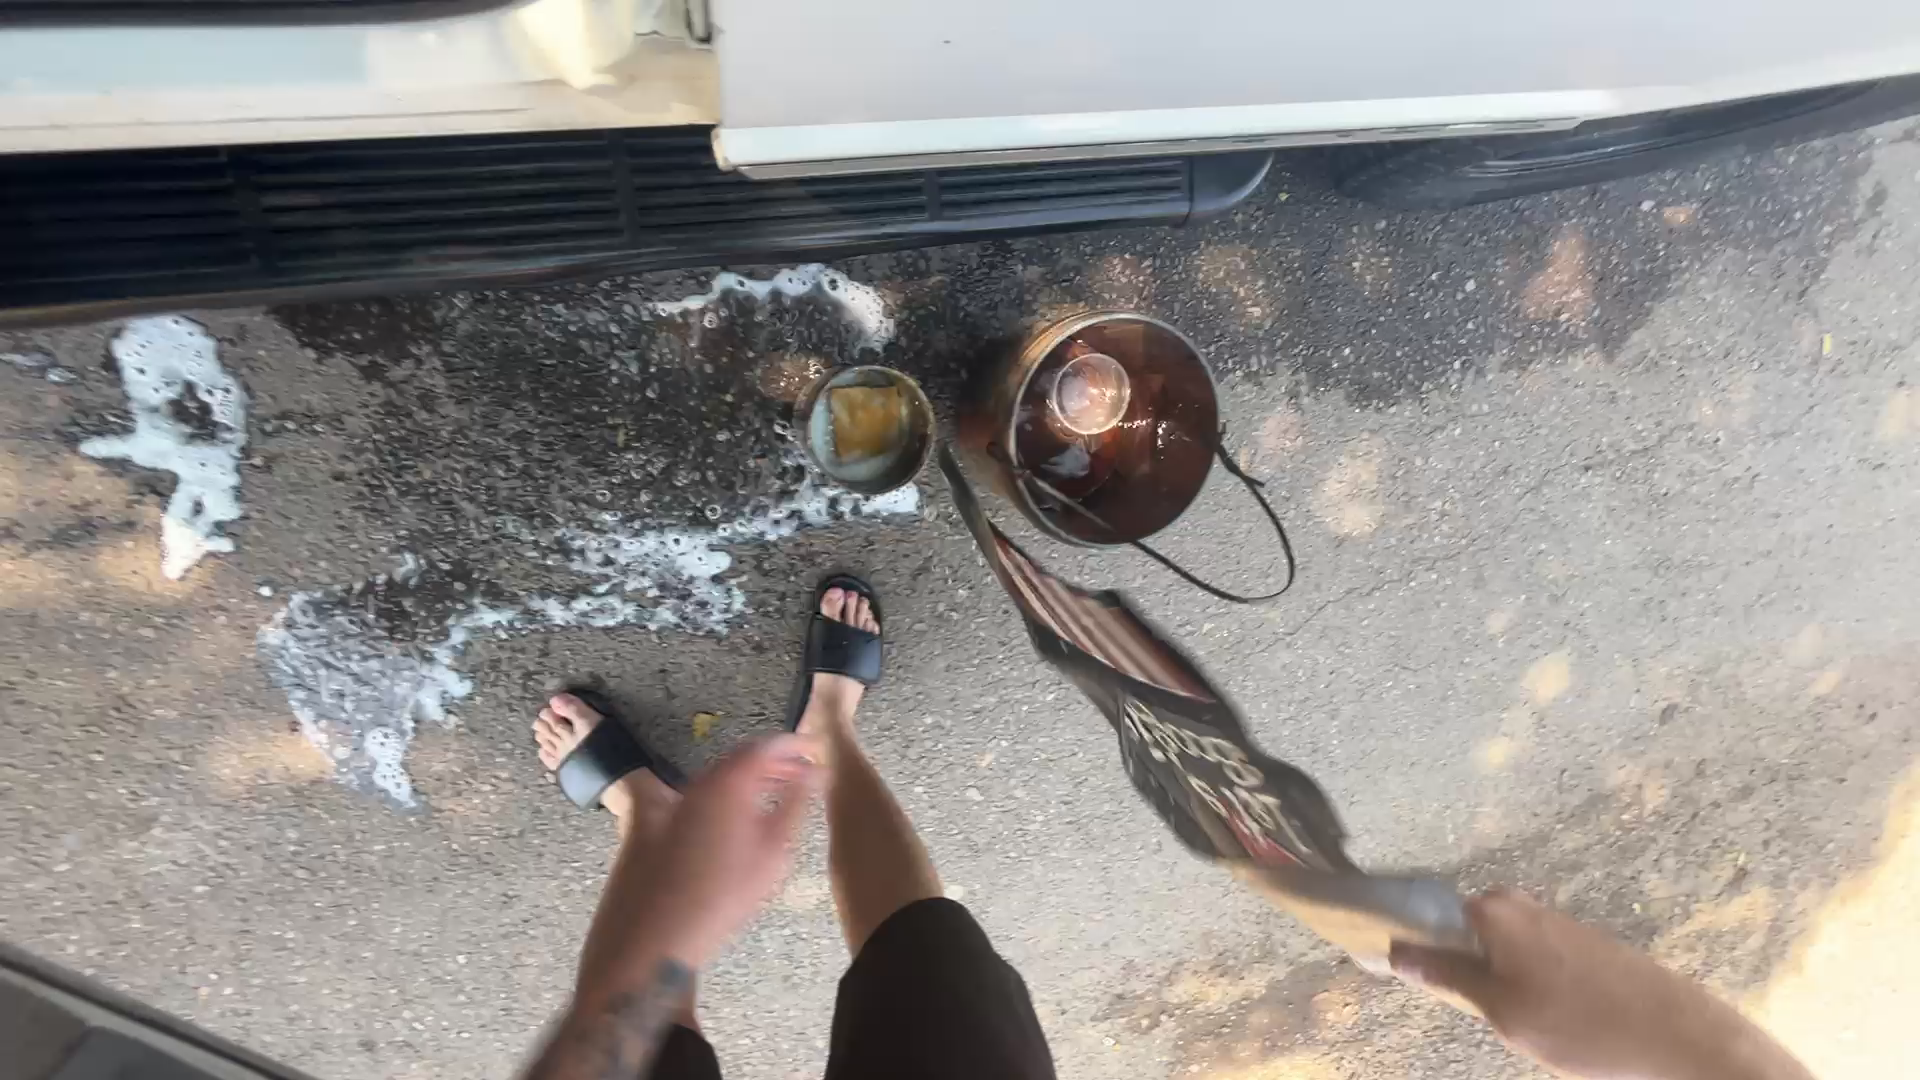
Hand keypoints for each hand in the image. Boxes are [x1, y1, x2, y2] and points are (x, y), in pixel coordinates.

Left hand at [638, 735, 821, 968]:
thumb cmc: (722, 895)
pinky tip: (741, 822)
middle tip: (800, 773)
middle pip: (743, 758)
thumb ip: (798, 802)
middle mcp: (700, 783)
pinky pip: (703, 798)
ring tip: (776, 796)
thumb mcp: (775, 849)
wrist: (654, 939)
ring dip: (751, 780)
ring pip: (722, 778)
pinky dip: (728, 797)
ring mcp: (676, 803)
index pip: (768, 745)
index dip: (795, 744)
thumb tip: (817, 772)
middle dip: (775, 762)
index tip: (813, 749)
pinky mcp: (659, 824)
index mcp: (729, 781)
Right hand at [1390, 889, 1811, 1079]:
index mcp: (1489, 910)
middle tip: (1494, 1014)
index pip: (1432, 920)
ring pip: (1506, 947)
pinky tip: (1568, 1018)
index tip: (1437, 986)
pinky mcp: (1588, 939)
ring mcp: (1555, 918)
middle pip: (1469, 932)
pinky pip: (1540, 955)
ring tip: (1538, 1022)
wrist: (1693, 1046)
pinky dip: (1540, 981)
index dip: (1426, 952)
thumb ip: (1444, 976)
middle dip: (1472, 967)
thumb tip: (1393, 951)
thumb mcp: (1501, 1011)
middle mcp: (1516, 901)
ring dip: (1508, 977)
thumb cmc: (1582, 1027)